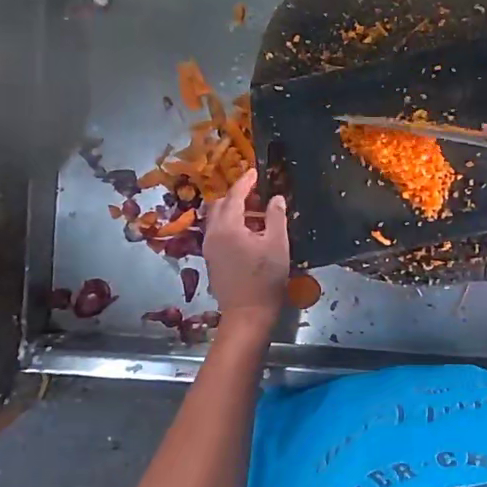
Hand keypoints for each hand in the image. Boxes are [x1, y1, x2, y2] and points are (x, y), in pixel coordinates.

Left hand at [203, 169, 289, 328]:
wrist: (247, 314)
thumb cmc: (265, 279)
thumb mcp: (277, 245)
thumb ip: (275, 217)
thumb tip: (275, 198)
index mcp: (228, 227)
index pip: (235, 195)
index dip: (246, 181)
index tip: (256, 171)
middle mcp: (213, 233)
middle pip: (221, 204)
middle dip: (237, 194)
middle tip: (257, 190)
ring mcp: (209, 246)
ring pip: (217, 218)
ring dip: (233, 210)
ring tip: (255, 210)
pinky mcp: (211, 258)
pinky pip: (217, 231)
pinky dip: (229, 223)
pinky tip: (247, 230)